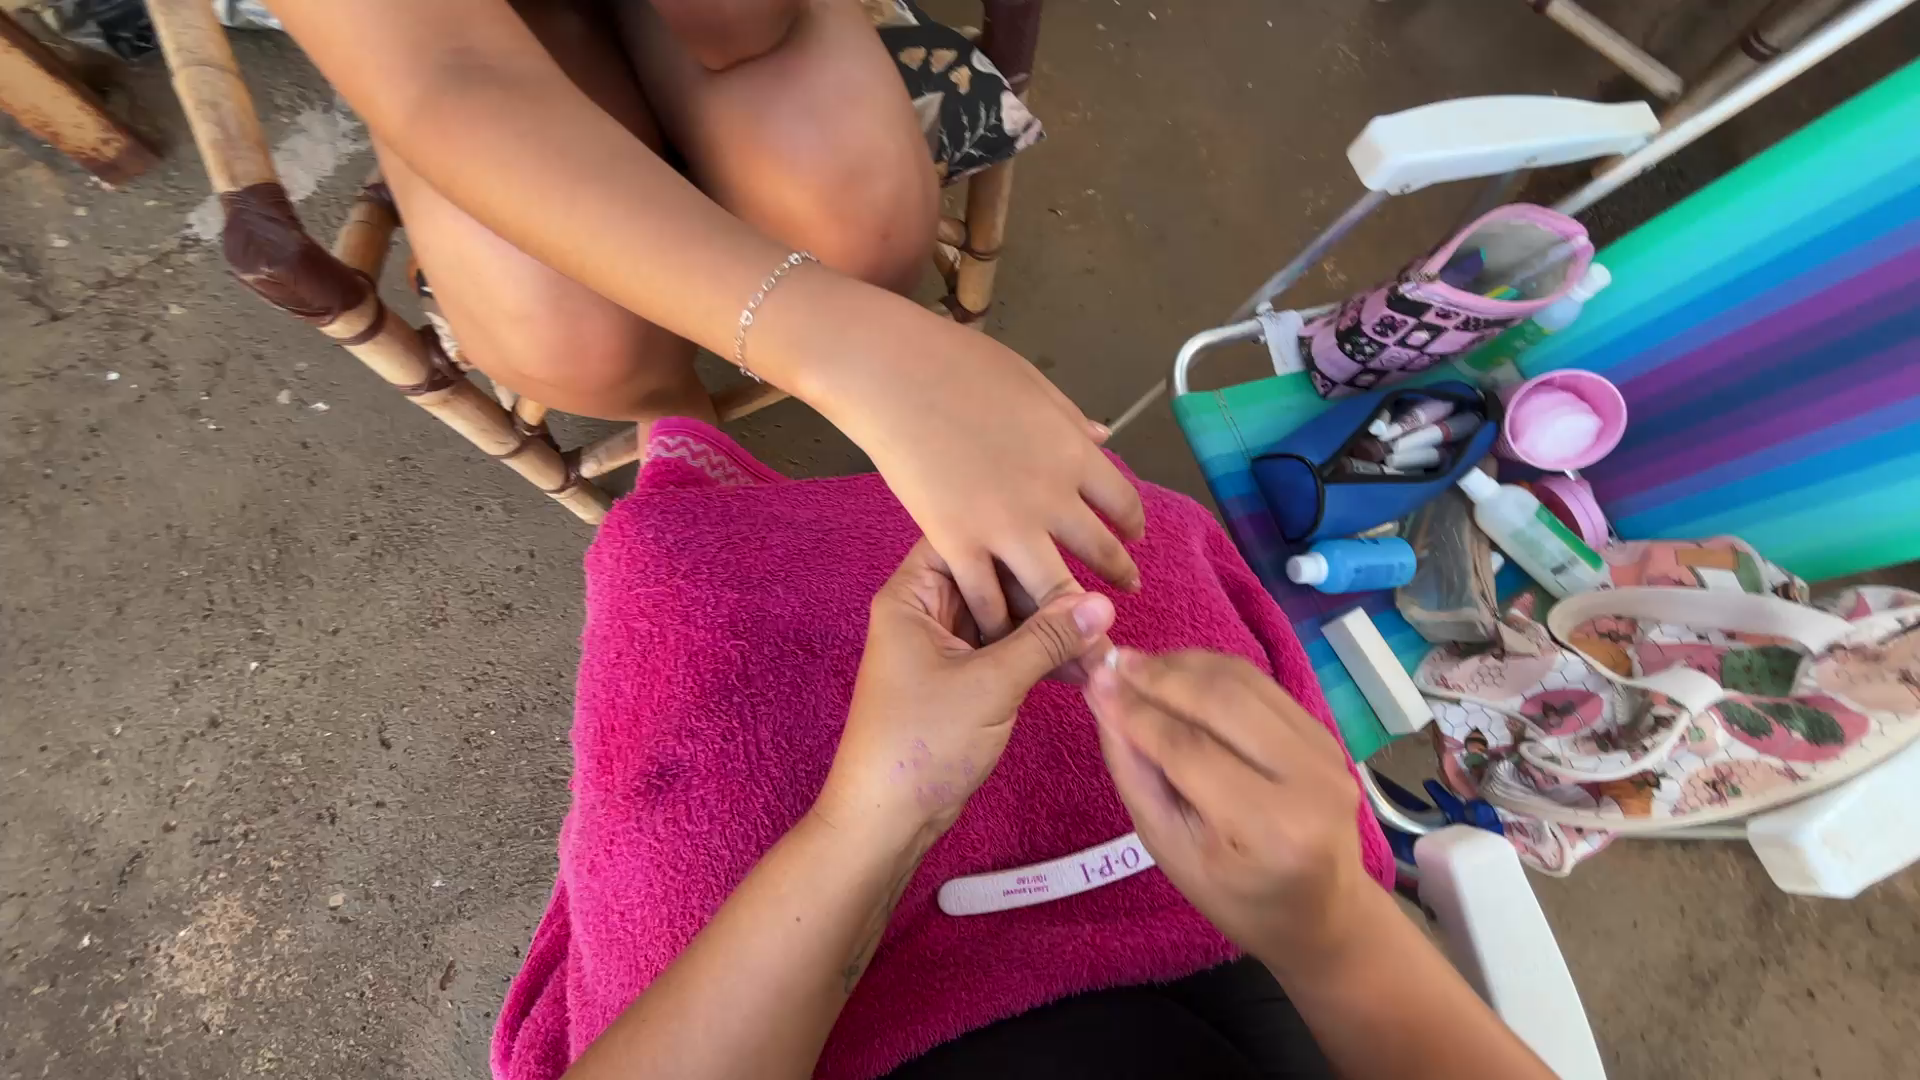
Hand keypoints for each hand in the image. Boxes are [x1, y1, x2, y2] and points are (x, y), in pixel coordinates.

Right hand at [798, 293, 1145, 642]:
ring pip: (1053, 590)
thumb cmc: (962, 364)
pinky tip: (1010, 631)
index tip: (1132, 538)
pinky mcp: (958, 544)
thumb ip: (1070, 420)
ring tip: (1074, 628)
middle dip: (1117, 577)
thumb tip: (1103, 438)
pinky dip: (1004, 621)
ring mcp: (1004, 527)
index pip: (1122, 502)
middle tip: (1123, 592)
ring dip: (1069, 613)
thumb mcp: (1032, 383)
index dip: (1132, 526)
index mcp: (1072, 453)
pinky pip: (990, 599)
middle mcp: (1051, 498)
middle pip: (1099, 552)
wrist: (894, 375)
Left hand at [818, 539, 1116, 843]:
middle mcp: (926, 611)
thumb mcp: (989, 684)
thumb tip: (1102, 604)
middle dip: (1044, 598)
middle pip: (991, 580)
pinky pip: (1006, 651)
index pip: (964, 540)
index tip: (1067, 546)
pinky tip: (1080, 671)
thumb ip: (1046, 640)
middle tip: (1099, 616)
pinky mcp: (962, 677)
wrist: (888, 818)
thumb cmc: (924, 740)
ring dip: (1048, 633)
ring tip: (1099, 650)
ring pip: (1004, 619)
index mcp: (912, 595)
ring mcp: (946, 645)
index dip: (1012, 538)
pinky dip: (1037, 658)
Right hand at [1085, 649, 1377, 976]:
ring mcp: (1324, 749)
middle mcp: (1309, 779)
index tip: (1095, 684)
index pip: (1191, 749)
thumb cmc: (1234, 893)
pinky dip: (1208, 668)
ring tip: (1136, 666)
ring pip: (1240, 681)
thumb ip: (1132, 770)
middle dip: (1159, 676)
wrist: (1322, 911)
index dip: (1137, 712)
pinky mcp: (1323, 729)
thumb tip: (1101, 696)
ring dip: (1181, 664)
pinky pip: (1256, 682)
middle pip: (1221, 702)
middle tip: (1113, 663)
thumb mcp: (1168, 847)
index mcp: (1272, 827)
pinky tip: (1174, 672)